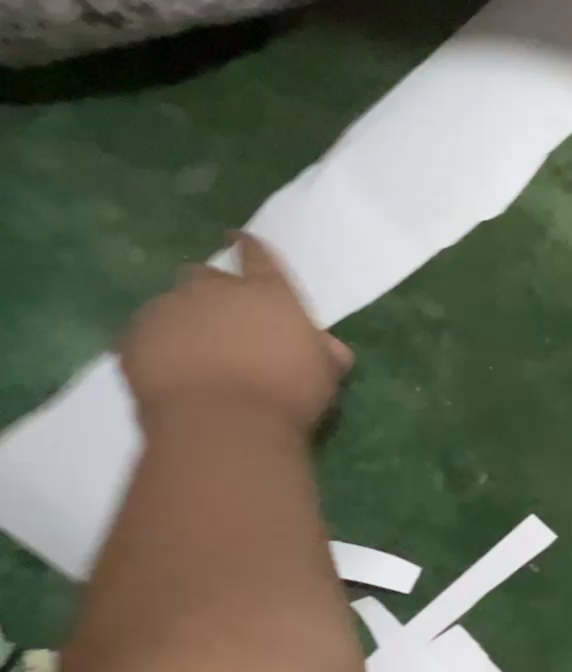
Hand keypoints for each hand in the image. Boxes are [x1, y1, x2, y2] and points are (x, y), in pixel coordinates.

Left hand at [119, 234, 350, 430]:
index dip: (252, 248)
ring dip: (189, 318)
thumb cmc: (289, 393)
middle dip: (215, 288)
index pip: (258, 256)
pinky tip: (177, 368)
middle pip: (206, 275)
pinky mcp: (134, 336)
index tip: (243, 240)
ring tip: (201, 348)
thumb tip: (324, 343)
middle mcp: (214, 290)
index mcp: (268, 294)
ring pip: (175, 304)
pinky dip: (164, 343)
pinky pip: (150, 333)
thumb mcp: (327, 372)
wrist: (222, 421)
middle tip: (226, 314)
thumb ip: (324, 350)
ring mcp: (168, 310)